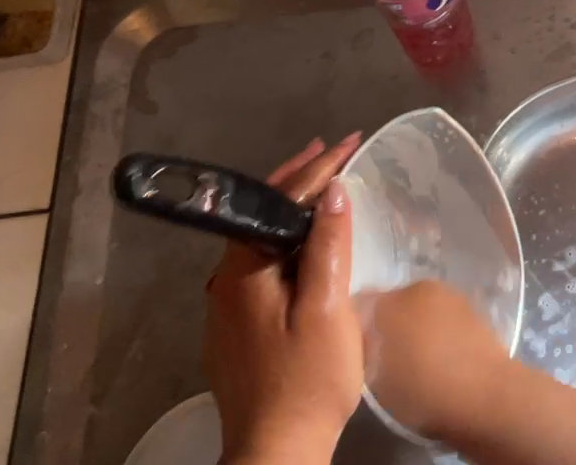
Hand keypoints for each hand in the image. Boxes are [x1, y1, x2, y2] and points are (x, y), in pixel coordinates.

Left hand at [203, 135, 364, 464]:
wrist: (278, 452)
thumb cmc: (308, 377)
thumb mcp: (327, 307)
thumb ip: (328, 245)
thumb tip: (333, 190)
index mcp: (244, 270)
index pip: (281, 201)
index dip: (318, 168)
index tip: (349, 141)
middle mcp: (226, 282)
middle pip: (262, 213)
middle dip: (299, 178)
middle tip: (333, 150)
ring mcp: (227, 307)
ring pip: (262, 238)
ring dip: (292, 207)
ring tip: (324, 184)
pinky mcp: (237, 328)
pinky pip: (262, 263)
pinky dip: (287, 239)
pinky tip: (307, 243)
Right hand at [363, 280, 513, 440]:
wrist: (482, 393)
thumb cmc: (422, 389)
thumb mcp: (377, 377)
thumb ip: (366, 347)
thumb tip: (366, 337)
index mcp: (389, 300)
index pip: (361, 304)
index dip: (356, 326)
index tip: (358, 348)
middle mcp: (418, 288)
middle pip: (392, 302)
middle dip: (388, 323)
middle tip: (387, 355)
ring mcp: (449, 294)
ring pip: (421, 309)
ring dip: (415, 326)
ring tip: (418, 359)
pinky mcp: (472, 308)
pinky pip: (445, 317)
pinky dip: (439, 331)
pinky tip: (442, 356)